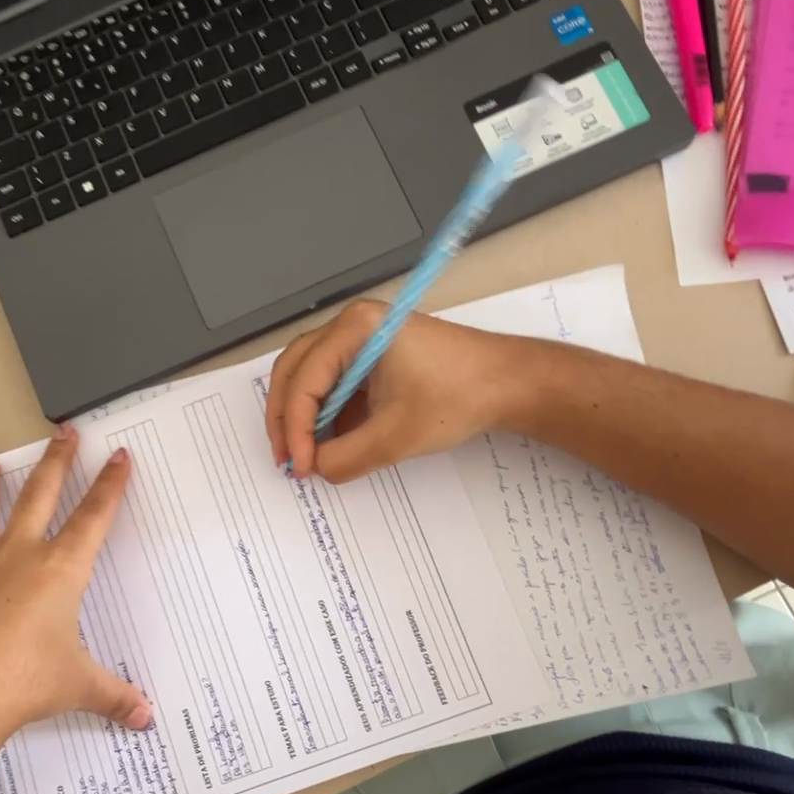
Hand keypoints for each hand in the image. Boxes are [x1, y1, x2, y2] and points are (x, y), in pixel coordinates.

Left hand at [0, 428, 150, 757]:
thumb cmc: (18, 686)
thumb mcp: (75, 688)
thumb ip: (113, 697)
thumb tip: (144, 717)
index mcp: (58, 571)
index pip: (94, 517)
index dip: (110, 485)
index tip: (118, 456)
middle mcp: (15, 557)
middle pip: (40, 495)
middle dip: (57, 461)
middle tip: (64, 432)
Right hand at [266, 300, 537, 481]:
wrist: (507, 384)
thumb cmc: (460, 396)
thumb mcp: (396, 437)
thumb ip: (345, 458)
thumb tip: (314, 469)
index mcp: (356, 328)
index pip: (305, 381)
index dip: (295, 428)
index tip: (300, 466)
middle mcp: (351, 324)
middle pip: (294, 370)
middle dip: (285, 418)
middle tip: (286, 459)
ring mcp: (360, 338)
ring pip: (308, 376)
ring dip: (300, 416)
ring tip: (302, 455)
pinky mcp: (371, 356)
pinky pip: (332, 383)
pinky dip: (322, 414)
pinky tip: (324, 443)